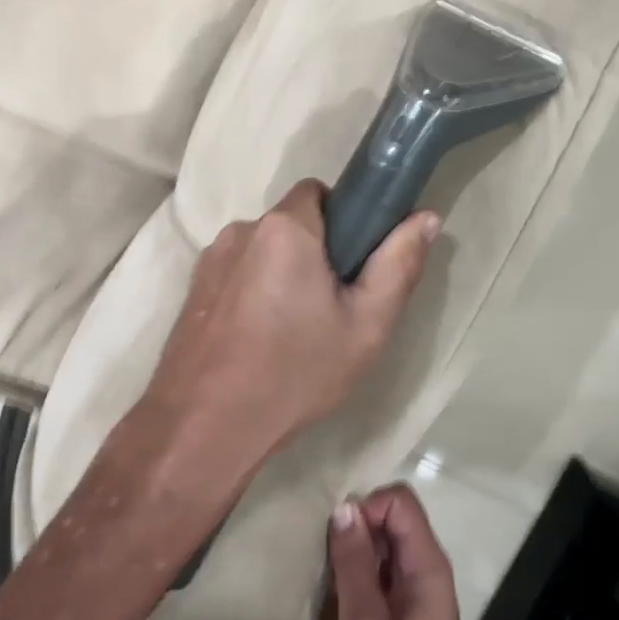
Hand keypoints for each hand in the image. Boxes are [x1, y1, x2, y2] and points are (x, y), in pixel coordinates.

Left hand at [143, 179, 439, 456]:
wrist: (203, 428)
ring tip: (295, 332)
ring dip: (283, 275)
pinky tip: (261, 342)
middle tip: (334, 307)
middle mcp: (241, 230)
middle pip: (292, 225)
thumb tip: (426, 218)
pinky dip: (255, 294)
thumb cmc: (294, 373)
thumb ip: (398, 265)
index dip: (343, 219)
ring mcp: (210, 261)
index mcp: (284, 228)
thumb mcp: (366, 326)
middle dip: (315, 253)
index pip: (319, 191)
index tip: (355, 263)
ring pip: (264, 252)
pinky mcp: (193, 291)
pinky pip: (238, 275)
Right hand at [326, 485, 461, 619]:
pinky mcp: (410, 603)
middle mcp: (429, 564)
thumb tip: (342, 507)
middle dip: (357, 528)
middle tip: (328, 557)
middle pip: (392, 518)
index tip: (337, 537)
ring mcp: (420, 584)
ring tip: (331, 574)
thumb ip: (354, 565)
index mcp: (429, 561)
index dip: (366, 508)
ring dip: (356, 551)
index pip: (399, 499)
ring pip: (386, 542)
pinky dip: (361, 570)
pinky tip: (343, 593)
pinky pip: (384, 567)